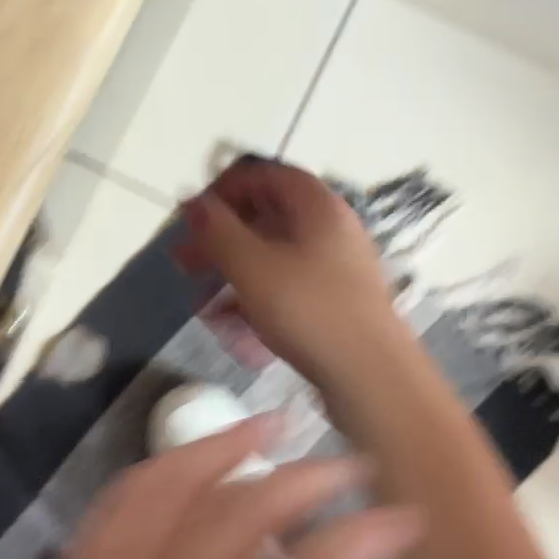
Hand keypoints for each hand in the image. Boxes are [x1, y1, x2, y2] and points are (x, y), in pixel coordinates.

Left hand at [35, 419, 420, 558]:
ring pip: (172, 489)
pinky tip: (186, 459)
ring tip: (268, 424)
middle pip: (247, 519)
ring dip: (223, 447)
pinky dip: (158, 473)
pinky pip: (118, 507)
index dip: (365, 541)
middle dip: (307, 479)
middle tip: (350, 464)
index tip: (402, 518)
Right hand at [175, 160, 403, 390]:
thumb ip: (217, 230)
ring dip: (231, 277)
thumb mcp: (252, 267)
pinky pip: (286, 291)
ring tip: (202, 308)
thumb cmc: (310, 312)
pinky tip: (233, 333)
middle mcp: (330, 231)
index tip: (194, 216)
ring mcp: (335, 270)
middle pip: (265, 220)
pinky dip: (256, 303)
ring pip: (271, 260)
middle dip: (219, 241)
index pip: (266, 175)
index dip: (225, 188)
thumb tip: (193, 201)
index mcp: (317, 207)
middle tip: (184, 262)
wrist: (374, 382)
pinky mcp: (334, 306)